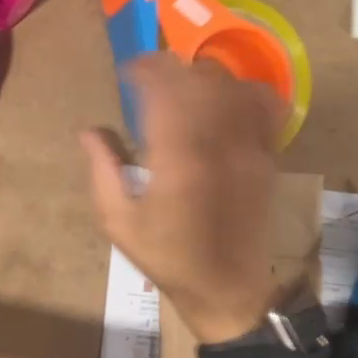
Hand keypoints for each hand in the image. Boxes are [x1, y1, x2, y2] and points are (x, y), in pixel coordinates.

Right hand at [80, 54, 289, 343]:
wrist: (226, 287)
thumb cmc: (166, 258)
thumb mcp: (119, 222)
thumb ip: (103, 171)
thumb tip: (89, 131)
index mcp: (176, 158)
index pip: (163, 88)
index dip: (143, 70)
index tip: (127, 72)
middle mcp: (217, 142)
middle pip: (199, 78)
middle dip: (171, 71)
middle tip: (150, 82)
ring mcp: (249, 146)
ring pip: (231, 85)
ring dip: (204, 78)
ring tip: (184, 91)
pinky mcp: (268, 155)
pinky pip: (264, 105)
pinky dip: (243, 92)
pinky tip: (225, 102)